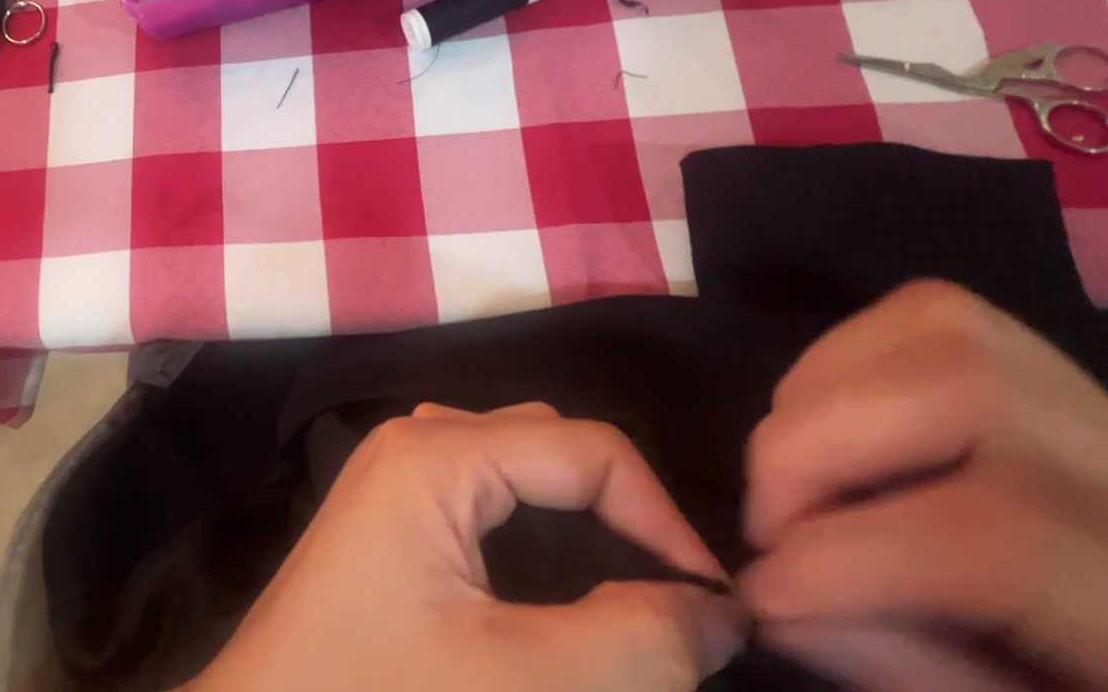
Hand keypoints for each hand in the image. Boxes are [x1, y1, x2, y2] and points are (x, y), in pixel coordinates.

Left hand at [183, 403, 745, 691]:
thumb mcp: (524, 680)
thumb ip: (637, 641)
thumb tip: (719, 609)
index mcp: (436, 453)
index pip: (585, 447)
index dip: (663, 518)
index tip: (717, 608)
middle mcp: (412, 440)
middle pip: (548, 442)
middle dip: (623, 508)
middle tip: (679, 597)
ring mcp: (393, 472)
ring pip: (514, 460)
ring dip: (579, 510)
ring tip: (630, 584)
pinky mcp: (388, 511)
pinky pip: (479, 487)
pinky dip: (533, 519)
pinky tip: (554, 573)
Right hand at [741, 282, 1107, 691]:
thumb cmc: (1098, 684)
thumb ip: (908, 670)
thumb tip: (776, 602)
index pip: (997, 541)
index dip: (841, 554)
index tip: (759, 589)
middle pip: (961, 391)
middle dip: (811, 448)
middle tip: (769, 519)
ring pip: (937, 328)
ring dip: (816, 390)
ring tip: (792, 470)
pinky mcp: (1054, 364)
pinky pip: (928, 312)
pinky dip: (842, 354)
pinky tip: (825, 418)